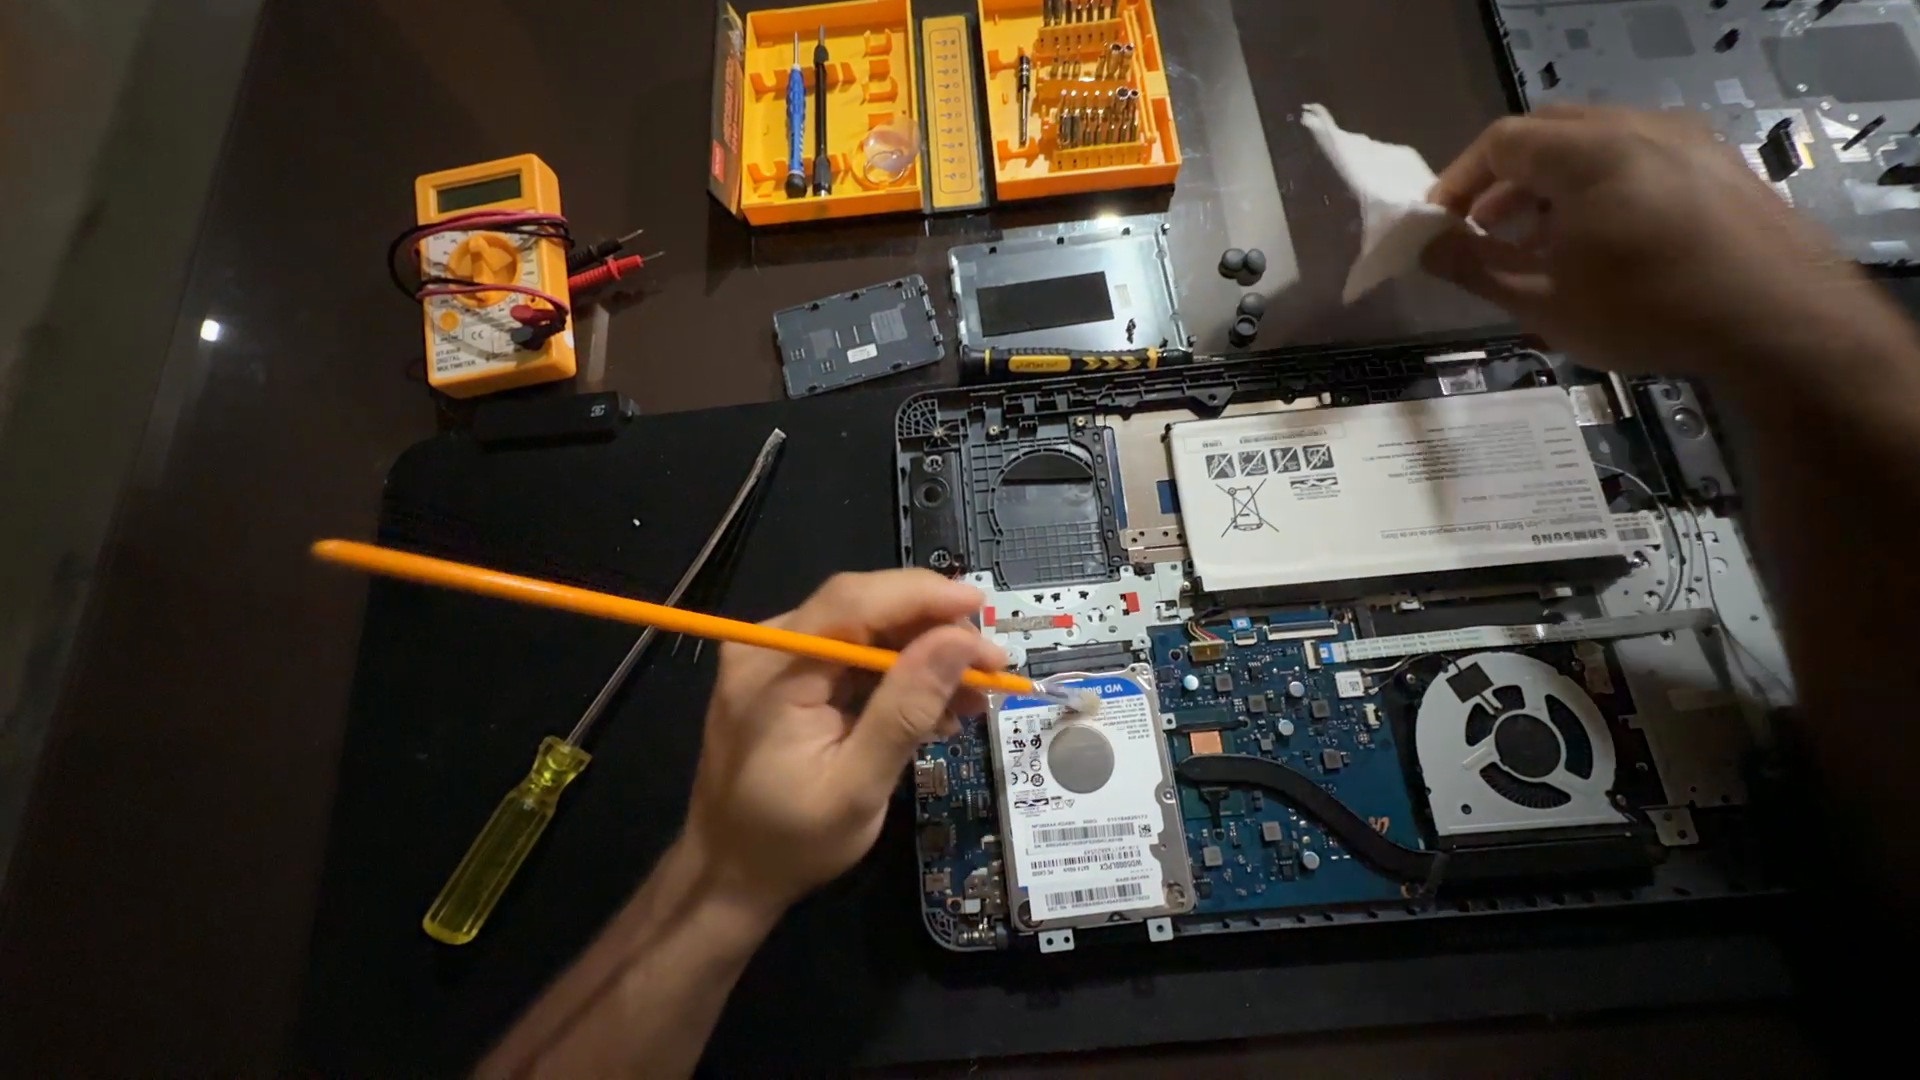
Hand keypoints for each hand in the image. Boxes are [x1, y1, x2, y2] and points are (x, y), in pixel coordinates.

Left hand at [680, 570, 1004, 915]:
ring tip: (974, 694)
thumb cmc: (790, 842)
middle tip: (990, 664)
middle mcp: (769, 646)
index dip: (920, 595)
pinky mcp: (789, 672)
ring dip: (924, 653)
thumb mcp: (858, 788)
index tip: (978, 608)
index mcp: (774, 671)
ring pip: (866, 628)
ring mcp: (776, 656)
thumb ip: (906, 710)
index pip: (852, 602)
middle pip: (862, 607)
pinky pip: (854, 653)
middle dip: (933, 628)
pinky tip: (937, 704)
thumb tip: (960, 642)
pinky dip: (900, 672)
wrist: (730, 872)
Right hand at [1422, 105, 1896, 374]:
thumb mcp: (1539, 300)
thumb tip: (1429, 247)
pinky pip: (1630, 156)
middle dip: (1498, 179)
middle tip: (1475, 231)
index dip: (1457, 181)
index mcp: (1591, 156)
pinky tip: (1584, 240)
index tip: (1436, 227)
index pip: (1502, 142)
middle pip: (1546, 133)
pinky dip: (1588, 186)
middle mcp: (1640, 131)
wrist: (1776, 323)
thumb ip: (1474, 267)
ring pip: (1589, 144)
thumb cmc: (1642, 312)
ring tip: (1526, 242)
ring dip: (1542, 184)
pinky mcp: (1711, 164)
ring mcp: (1684, 142)